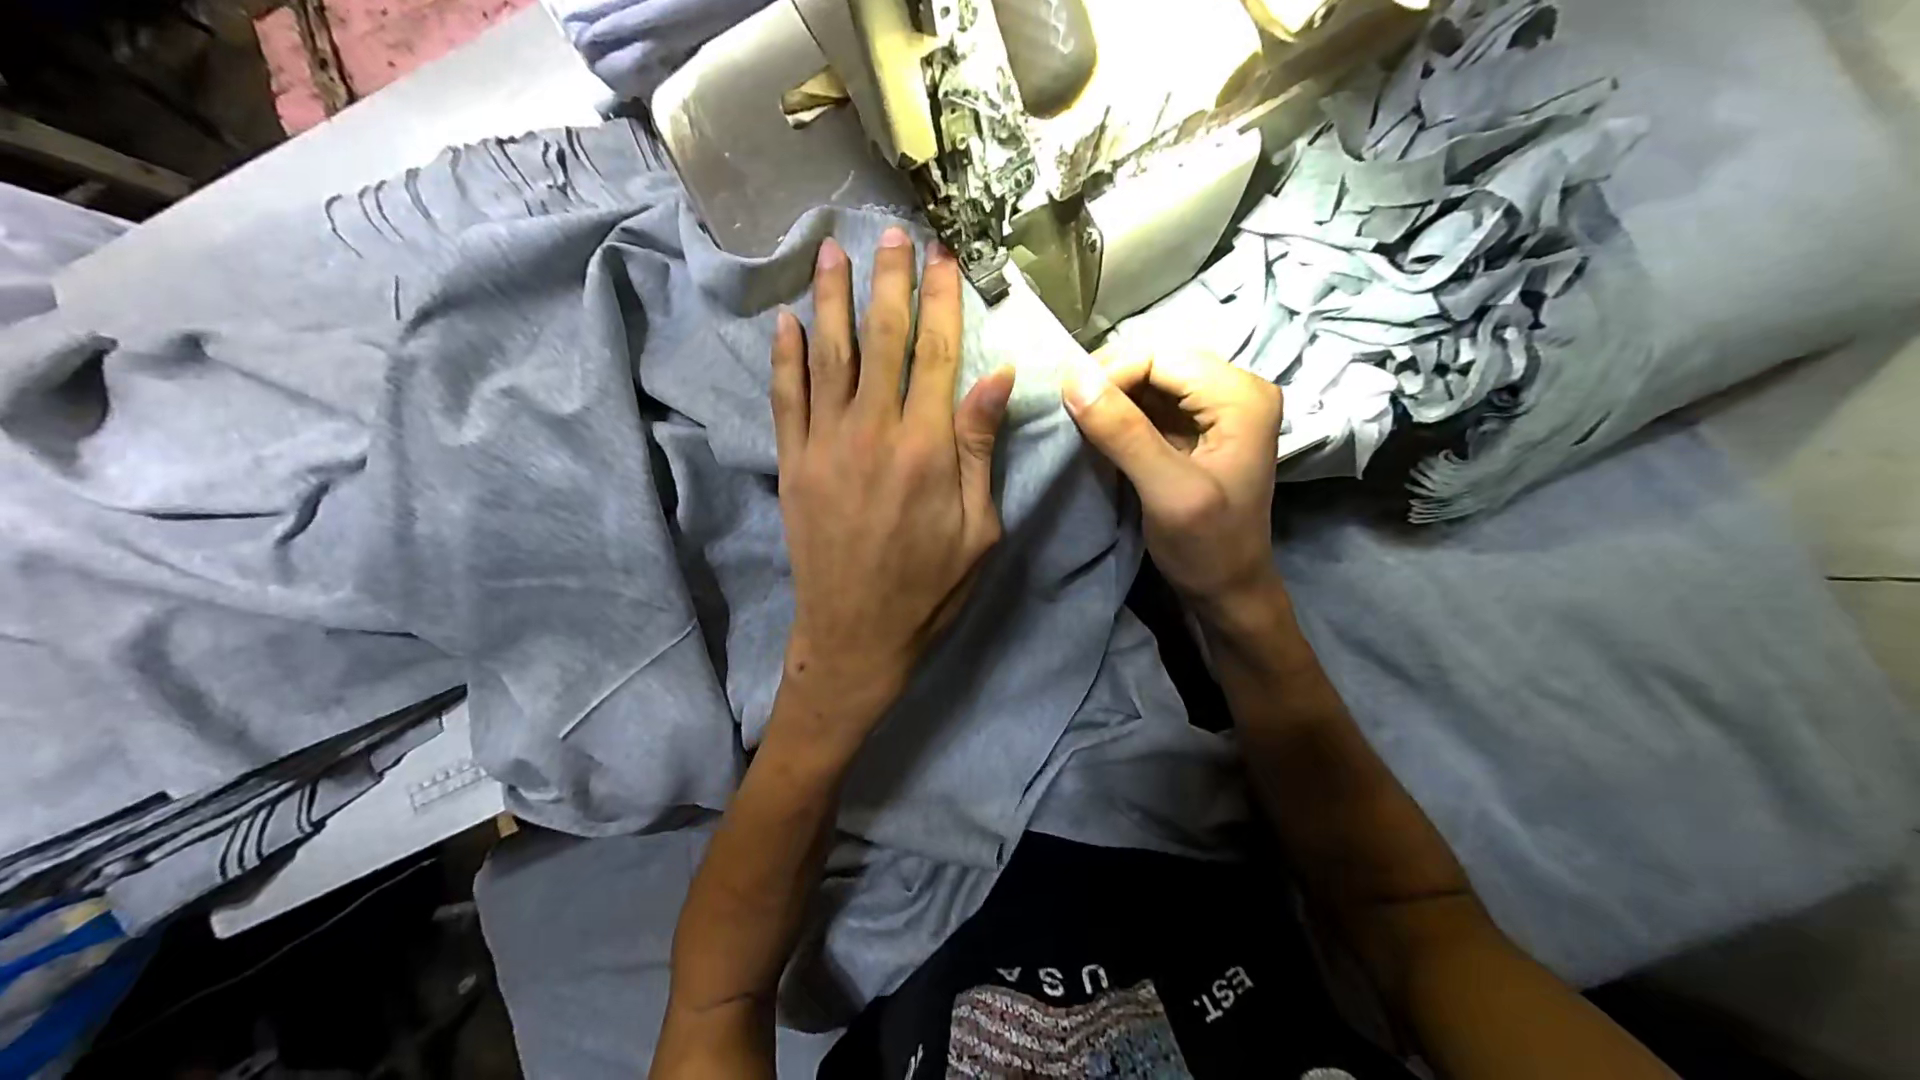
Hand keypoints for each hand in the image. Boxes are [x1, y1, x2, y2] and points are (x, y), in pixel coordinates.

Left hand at [772, 228, 1015, 738]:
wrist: (855, 635)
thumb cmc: (929, 588)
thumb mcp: (979, 528)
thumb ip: (981, 448)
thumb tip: (998, 374)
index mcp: (926, 446)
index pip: (937, 352)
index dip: (940, 299)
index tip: (943, 256)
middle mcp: (872, 430)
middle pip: (880, 337)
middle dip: (888, 279)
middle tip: (891, 233)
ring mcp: (824, 443)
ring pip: (827, 354)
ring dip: (831, 298)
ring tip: (832, 251)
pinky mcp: (793, 463)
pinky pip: (785, 396)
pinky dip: (785, 354)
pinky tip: (786, 319)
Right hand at [1061, 346, 1281, 607]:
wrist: (1228, 590)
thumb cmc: (1207, 547)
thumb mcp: (1166, 491)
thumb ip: (1123, 432)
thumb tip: (1072, 378)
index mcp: (1242, 396)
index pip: (1162, 358)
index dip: (1112, 374)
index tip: (1069, 404)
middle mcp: (1236, 390)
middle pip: (1158, 361)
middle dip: (1110, 381)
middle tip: (1068, 409)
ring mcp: (1219, 407)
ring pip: (1152, 379)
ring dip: (1112, 395)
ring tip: (1077, 418)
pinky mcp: (1200, 427)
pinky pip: (1154, 402)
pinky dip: (1122, 411)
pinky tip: (1098, 428)